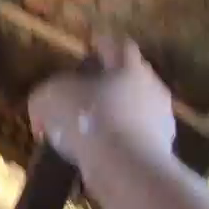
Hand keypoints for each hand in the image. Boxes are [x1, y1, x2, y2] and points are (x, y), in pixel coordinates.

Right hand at [28, 37, 176, 163]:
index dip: (102, 43)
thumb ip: (47, 92)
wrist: (125, 165)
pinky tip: (98, 152)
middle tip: (85, 91)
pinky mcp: (161, 147)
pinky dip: (118, 140)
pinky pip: (134, 136)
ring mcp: (160, 117)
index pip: (117, 44)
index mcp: (128, 66)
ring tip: (88, 128)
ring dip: (114, 113)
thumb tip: (48, 102)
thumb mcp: (48, 97)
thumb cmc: (87, 118)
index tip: (90, 44)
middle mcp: (151, 86)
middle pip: (130, 76)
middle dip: (108, 81)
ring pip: (133, 107)